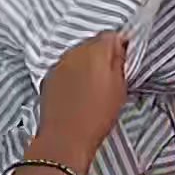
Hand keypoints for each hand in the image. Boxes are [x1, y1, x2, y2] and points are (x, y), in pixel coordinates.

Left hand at [32, 31, 129, 173]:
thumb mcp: (120, 87)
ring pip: (78, 55)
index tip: (126, 58)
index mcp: (96, 51)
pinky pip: (66, 68)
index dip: (121, 46)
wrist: (66, 138)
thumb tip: (120, 48)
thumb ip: (120, 61)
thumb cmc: (96, 115)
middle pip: (93, 43)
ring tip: (96, 86)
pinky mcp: (48, 78)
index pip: (111, 35)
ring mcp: (59, 64)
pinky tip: (80, 92)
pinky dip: (73, 74)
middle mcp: (74, 52)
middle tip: (113, 75)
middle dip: (103, 54)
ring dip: (87, 64)